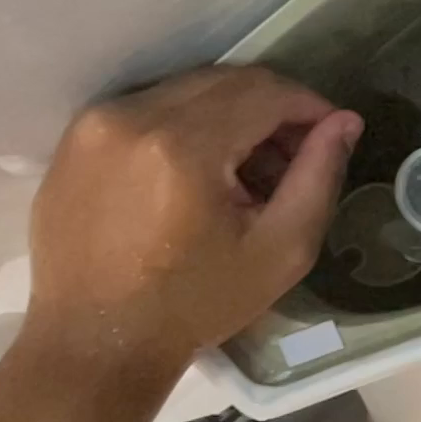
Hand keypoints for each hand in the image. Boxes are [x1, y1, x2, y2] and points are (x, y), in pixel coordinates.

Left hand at [24, 66, 361, 372]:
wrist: (100, 339)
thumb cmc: (199, 303)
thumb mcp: (281, 249)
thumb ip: (318, 178)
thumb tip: (344, 122)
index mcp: (183, 145)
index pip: (263, 91)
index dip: (309, 105)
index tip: (334, 133)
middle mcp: (131, 115)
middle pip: (225, 81)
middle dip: (274, 109)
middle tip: (299, 157)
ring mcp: (94, 123)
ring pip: (188, 91)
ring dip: (234, 117)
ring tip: (253, 174)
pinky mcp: (75, 138)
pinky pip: (151, 109)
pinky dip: (192, 127)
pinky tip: (206, 177)